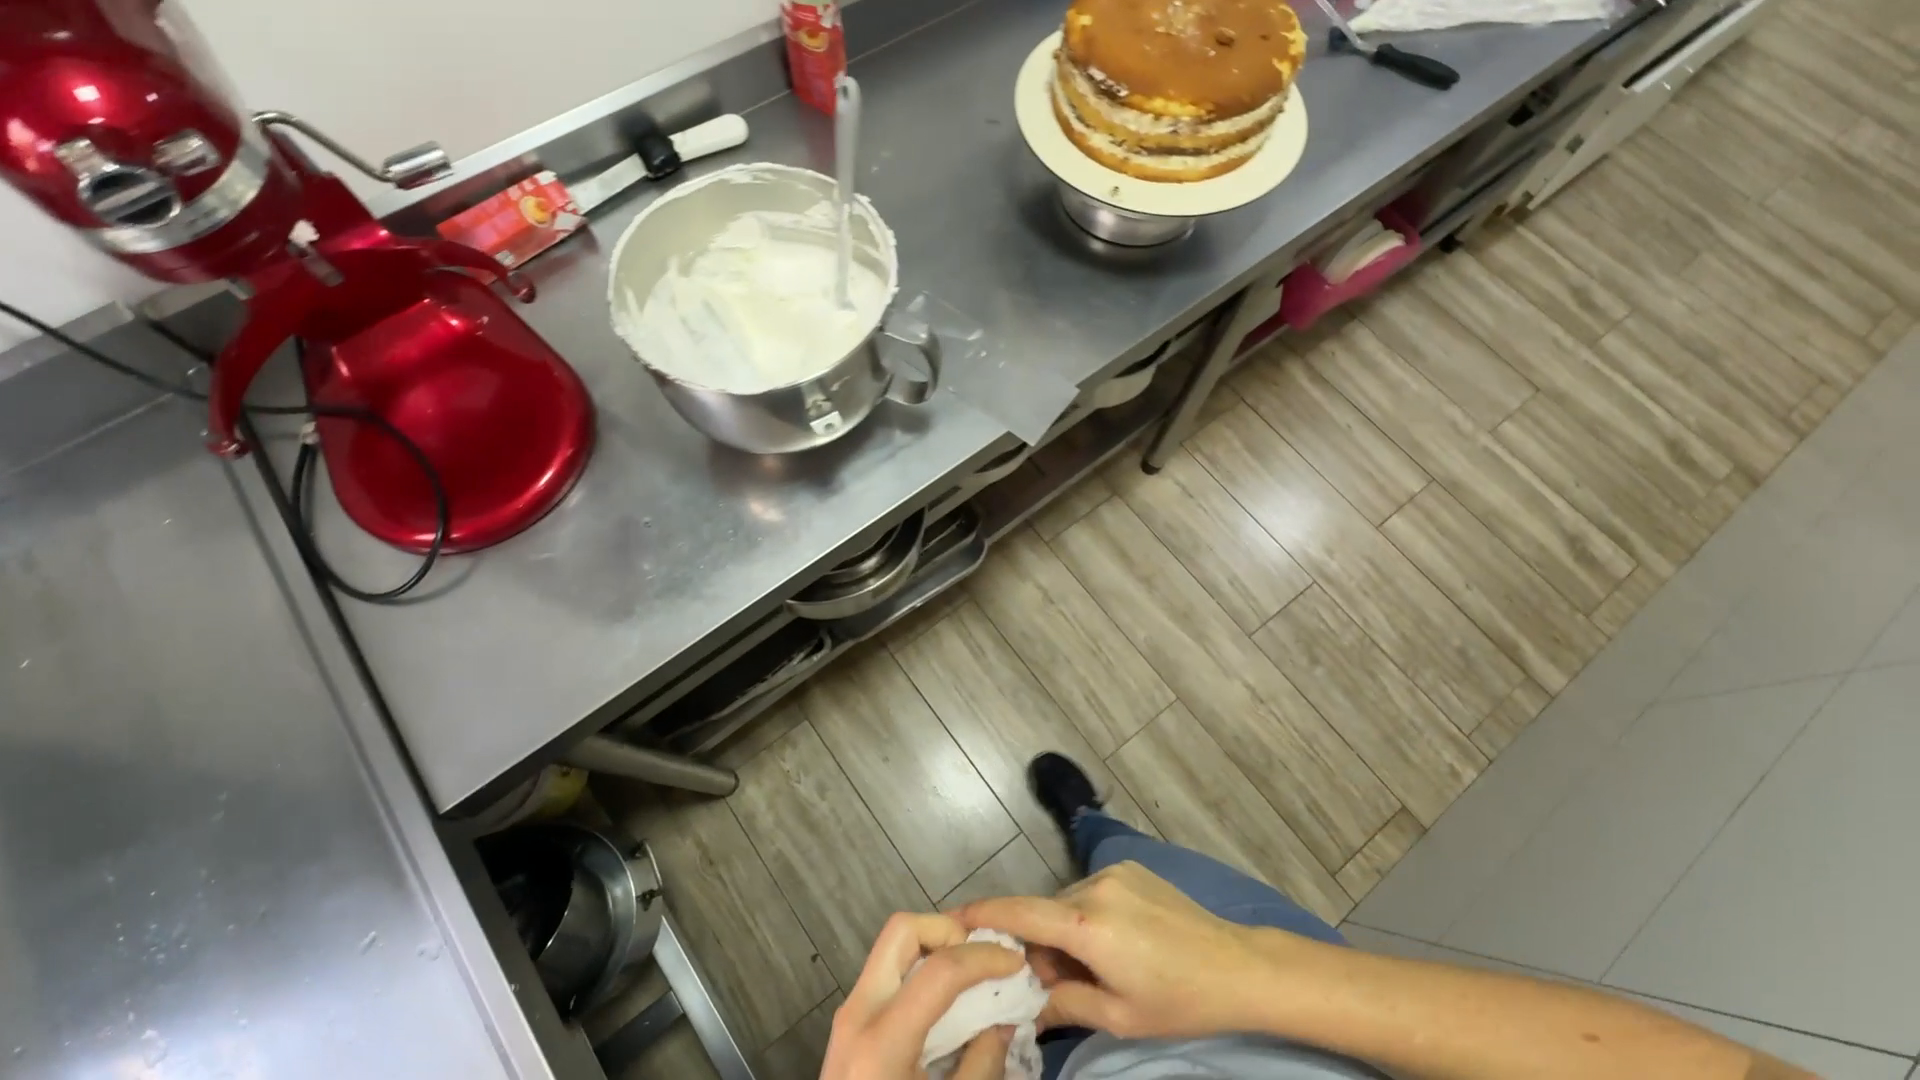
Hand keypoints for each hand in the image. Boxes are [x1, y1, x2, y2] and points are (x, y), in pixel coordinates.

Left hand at [820, 912, 1025, 1079]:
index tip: (1017, 963)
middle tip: (983, 957)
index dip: (985, 957)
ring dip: (935, 947)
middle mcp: (858, 1012)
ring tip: (972, 973)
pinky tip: (948, 998)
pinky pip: (888, 973)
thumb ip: (981, 1064)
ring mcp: (848, 1014)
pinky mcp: (849, 1023)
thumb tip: (1003, 1021)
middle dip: (949, 931)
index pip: (940, 969)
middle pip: (901, 931)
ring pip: (892, 947)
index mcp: (882, 1040)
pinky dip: (920, 969)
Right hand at [955, 861, 1298, 1038]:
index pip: (1021, 914)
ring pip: (1066, 903)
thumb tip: (1026, 1005)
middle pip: (1043, 913)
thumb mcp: (1117, 1017)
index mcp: (1088, 926)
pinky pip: (1090, 892)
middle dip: (1037, 946)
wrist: (1239, 967)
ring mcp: (1115, 872)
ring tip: (1090, 970)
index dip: (983, 915)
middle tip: (1050, 984)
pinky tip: (1112, 946)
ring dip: (1063, 932)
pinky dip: (1085, 918)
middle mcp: (1095, 887)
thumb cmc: (1178, 1001)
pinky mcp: (1132, 868)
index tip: (952, 919)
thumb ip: (1063, 1005)